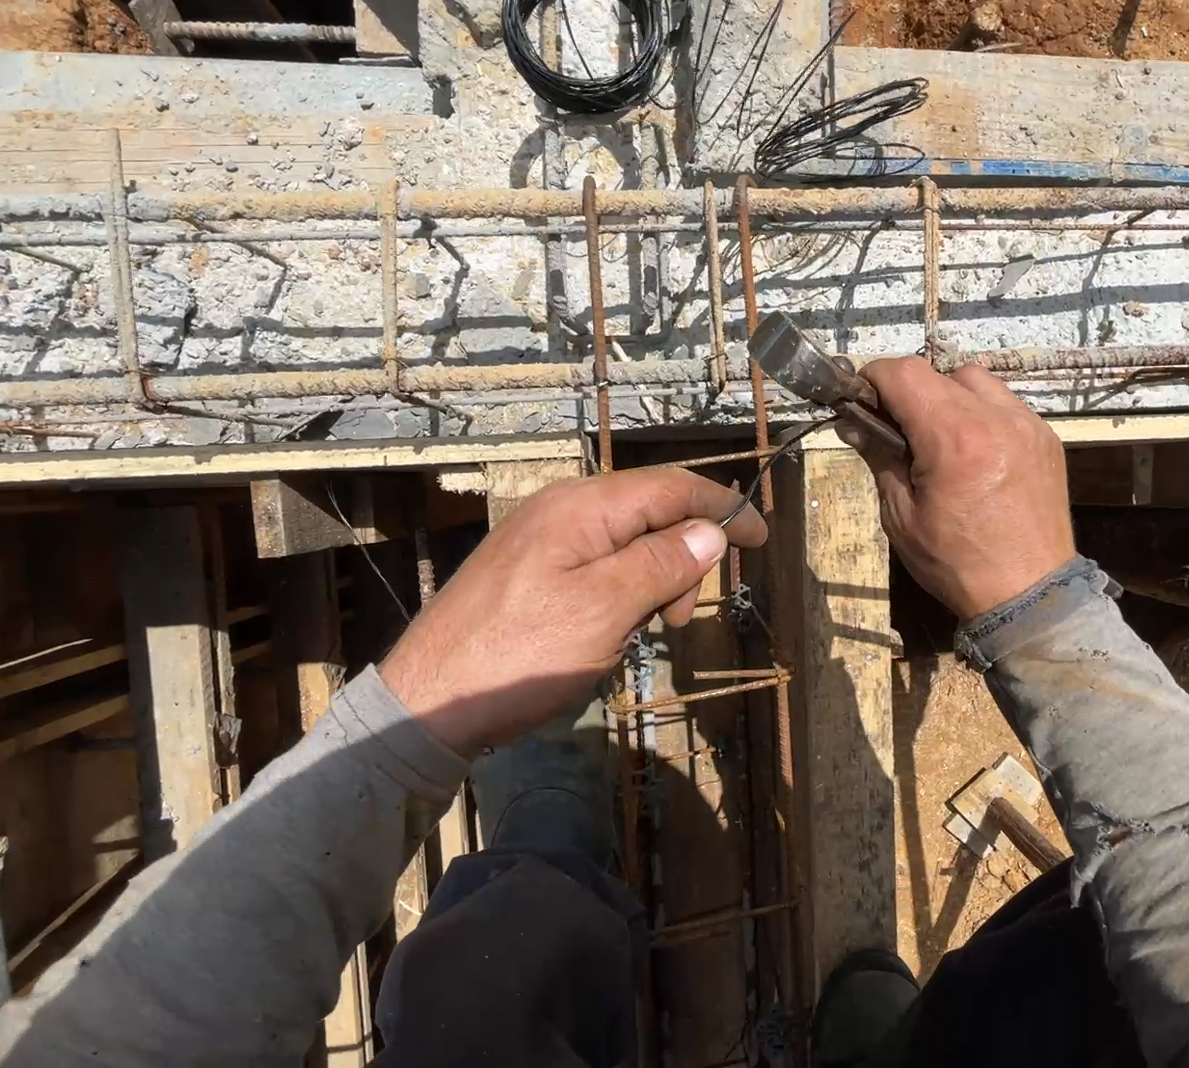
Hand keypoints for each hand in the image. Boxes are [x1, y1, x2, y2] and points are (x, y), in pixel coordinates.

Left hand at [378, 468, 767, 756]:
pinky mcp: (532, 568)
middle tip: (674, 619)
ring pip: (627, 542)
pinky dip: (622, 591)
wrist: (428, 701)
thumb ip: (661, 563)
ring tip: (639, 632)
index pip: (672, 486)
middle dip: (682, 558)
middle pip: (651, 512)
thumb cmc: (520, 655)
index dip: (723, 507)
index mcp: (583, 507)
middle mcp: (563, 508)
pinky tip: (610, 630)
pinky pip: (599, 564)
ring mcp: (544, 538)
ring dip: (653, 580)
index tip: (760, 538)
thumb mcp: (604, 610)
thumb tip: (712, 529)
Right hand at [838, 357, 1073, 618]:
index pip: (904, 374)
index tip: (861, 401)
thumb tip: (852, 423)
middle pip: (936, 372)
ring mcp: (1027, 424)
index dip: (873, 379)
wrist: (1028, 594)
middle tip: (894, 431)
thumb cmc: (955, 563)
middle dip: (906, 393)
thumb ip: (878, 457)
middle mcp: (995, 418)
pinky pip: (1003, 404)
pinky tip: (971, 452)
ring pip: (973, 380)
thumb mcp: (900, 515)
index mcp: (953, 438)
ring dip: (946, 396)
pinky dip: (978, 413)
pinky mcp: (1045, 437)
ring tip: (938, 439)